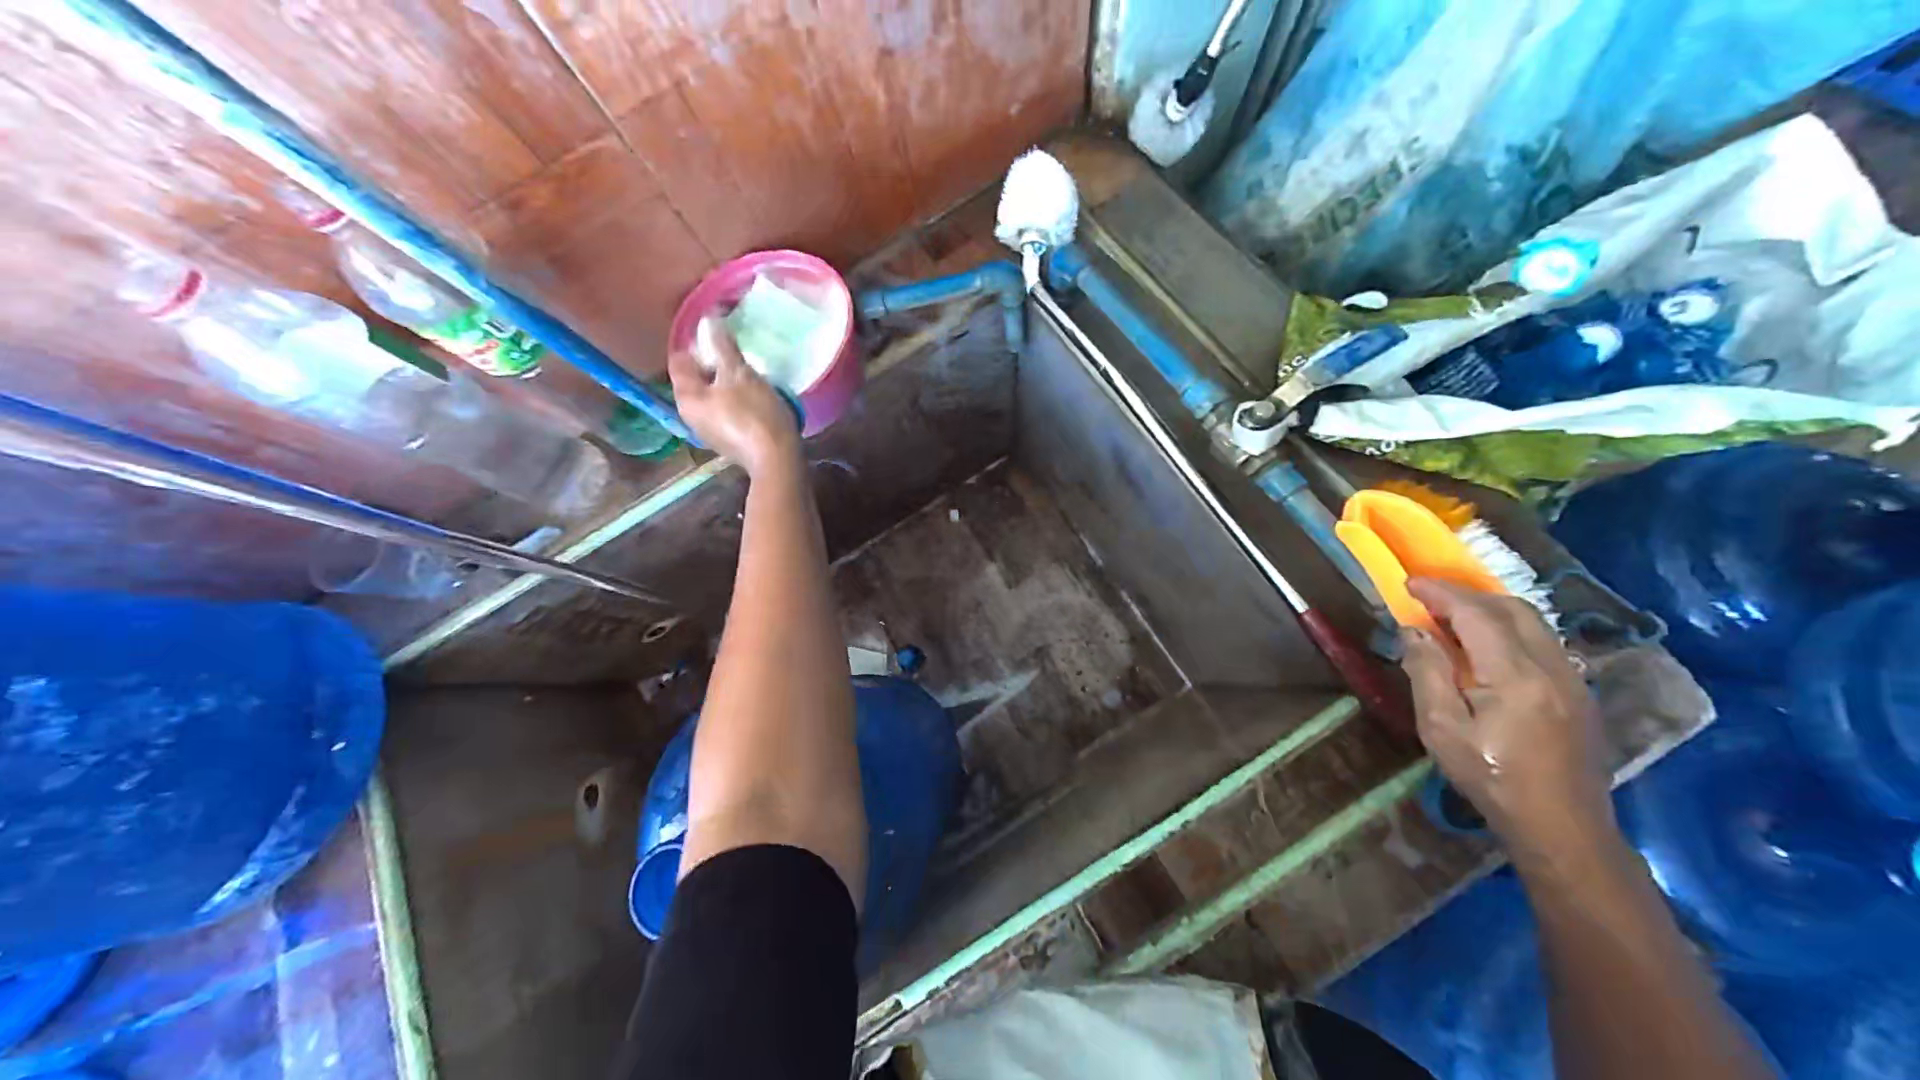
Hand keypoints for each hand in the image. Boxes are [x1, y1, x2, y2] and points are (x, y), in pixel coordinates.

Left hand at [667, 318, 801, 477]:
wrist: (777, 458)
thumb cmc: (755, 413)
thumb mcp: (739, 373)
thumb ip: (722, 345)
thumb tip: (709, 320)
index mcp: (686, 397)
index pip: (679, 359)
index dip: (698, 345)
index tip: (722, 340)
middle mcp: (690, 415)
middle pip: (696, 379)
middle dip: (715, 365)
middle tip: (739, 357)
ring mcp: (708, 431)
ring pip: (712, 396)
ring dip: (727, 384)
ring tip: (750, 376)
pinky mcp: (727, 441)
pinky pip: (725, 412)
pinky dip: (736, 402)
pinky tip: (755, 400)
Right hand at [1400, 579, 1612, 852]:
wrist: (1561, 825)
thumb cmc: (1491, 778)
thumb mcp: (1442, 729)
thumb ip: (1428, 673)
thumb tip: (1415, 631)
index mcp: (1514, 674)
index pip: (1476, 614)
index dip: (1442, 593)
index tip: (1410, 584)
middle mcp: (1551, 666)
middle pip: (1511, 609)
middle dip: (1467, 595)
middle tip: (1429, 599)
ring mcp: (1572, 679)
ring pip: (1533, 623)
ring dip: (1491, 609)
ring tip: (1454, 617)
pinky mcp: (1579, 693)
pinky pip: (1544, 642)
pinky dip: (1510, 629)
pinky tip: (1488, 647)